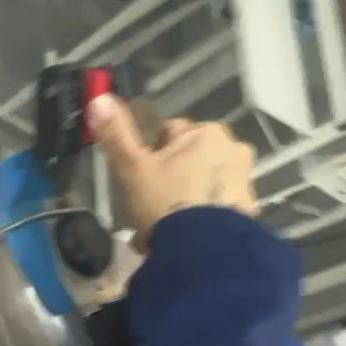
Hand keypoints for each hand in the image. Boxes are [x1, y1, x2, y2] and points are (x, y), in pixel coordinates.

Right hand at [88, 94, 258, 243]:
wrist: (200, 246)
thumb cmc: (163, 201)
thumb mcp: (131, 168)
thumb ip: (116, 136)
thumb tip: (98, 99)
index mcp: (205, 133)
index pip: (170, 132)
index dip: (149, 154)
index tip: (139, 176)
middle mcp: (232, 147)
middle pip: (191, 156)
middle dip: (173, 173)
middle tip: (149, 202)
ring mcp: (244, 178)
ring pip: (205, 180)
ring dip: (188, 194)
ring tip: (165, 223)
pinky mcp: (248, 207)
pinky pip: (218, 203)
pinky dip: (203, 213)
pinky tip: (184, 232)